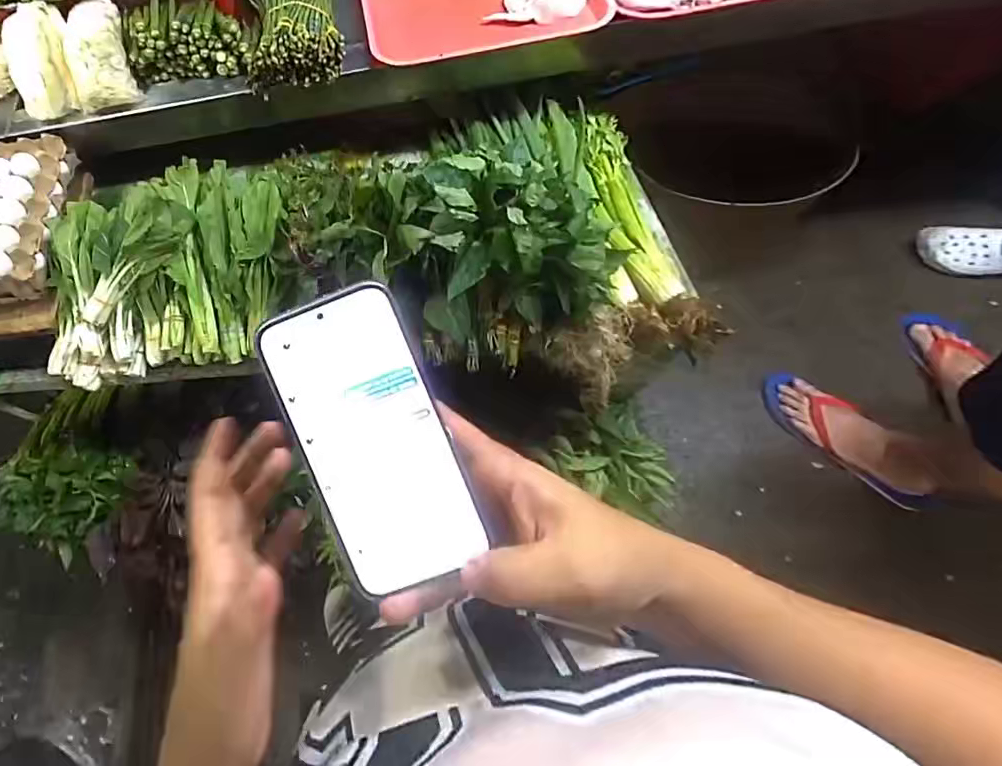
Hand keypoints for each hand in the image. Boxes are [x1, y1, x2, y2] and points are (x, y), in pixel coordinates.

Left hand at [159, 419, 305, 765]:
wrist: (216, 743)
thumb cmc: (219, 696)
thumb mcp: (232, 651)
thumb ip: (247, 610)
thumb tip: (266, 569)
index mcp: (214, 563)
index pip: (208, 495)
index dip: (213, 456)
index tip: (226, 421)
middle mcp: (224, 562)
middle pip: (231, 497)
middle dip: (247, 459)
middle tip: (274, 428)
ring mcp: (241, 582)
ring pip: (251, 518)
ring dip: (265, 486)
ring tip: (290, 456)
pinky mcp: (258, 603)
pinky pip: (270, 552)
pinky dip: (283, 528)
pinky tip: (301, 515)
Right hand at [380, 405, 705, 630]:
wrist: (658, 599)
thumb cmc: (615, 560)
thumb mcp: (569, 565)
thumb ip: (517, 572)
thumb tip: (460, 571)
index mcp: (505, 473)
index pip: (455, 434)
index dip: (417, 414)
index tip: (372, 401)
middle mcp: (488, 495)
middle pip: (432, 480)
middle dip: (392, 476)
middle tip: (343, 474)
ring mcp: (489, 531)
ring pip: (437, 528)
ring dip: (406, 540)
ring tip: (362, 556)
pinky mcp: (496, 565)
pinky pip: (453, 568)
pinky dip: (430, 580)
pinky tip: (401, 600)